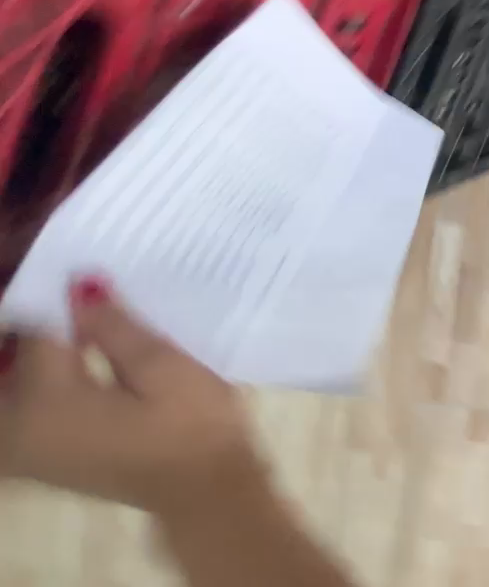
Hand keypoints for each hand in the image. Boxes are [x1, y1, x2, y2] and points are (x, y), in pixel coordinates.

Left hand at [0, 276, 271, 521]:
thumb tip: (81, 286)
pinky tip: (85, 360)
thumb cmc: (194, 423)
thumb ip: (120, 330)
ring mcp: (14, 445)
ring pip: (9, 382)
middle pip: (9, 359)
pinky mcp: (31, 454)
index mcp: (42, 401)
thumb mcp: (168, 369)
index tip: (96, 269)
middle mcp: (9, 425)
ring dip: (38, 351)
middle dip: (42, 324)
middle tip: (91, 295)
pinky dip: (40, 377)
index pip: (40, 333)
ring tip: (90, 324)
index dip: (68, 297)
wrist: (201, 486)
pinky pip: (18, 404)